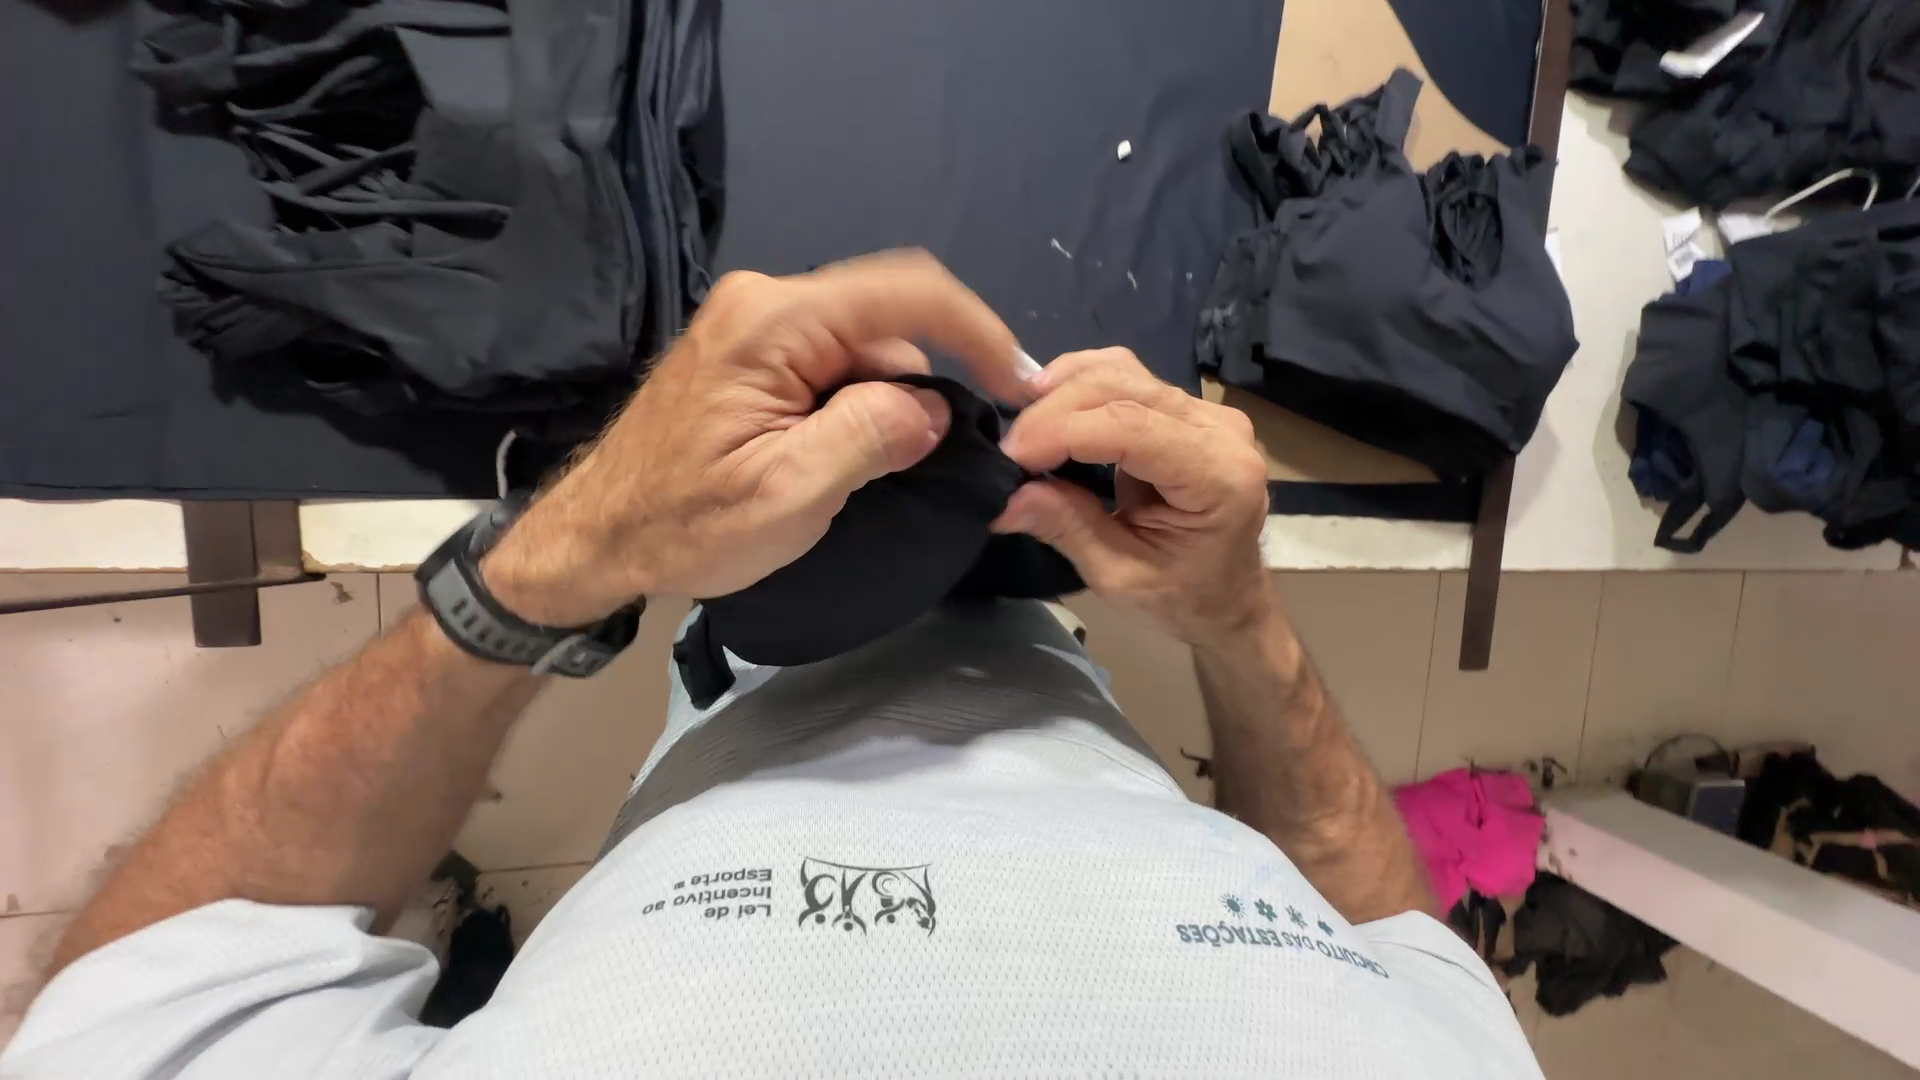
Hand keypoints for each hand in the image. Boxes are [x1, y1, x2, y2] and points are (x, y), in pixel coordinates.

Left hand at [481, 250, 1033, 625]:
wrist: (600, 536)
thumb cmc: (685, 525)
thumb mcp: (789, 494)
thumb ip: (870, 438)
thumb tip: (934, 408)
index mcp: (775, 323)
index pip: (906, 294)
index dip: (977, 333)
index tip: (1020, 383)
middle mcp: (767, 303)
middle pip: (887, 324)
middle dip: (924, 387)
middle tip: (935, 460)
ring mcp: (757, 326)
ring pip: (863, 349)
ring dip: (887, 406)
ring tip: (866, 474)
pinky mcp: (754, 355)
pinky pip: (833, 366)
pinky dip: (858, 408)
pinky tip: (839, 457)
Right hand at [993, 348, 1273, 647]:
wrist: (1227, 598)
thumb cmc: (1182, 597)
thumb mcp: (1120, 576)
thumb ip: (1068, 529)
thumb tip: (1007, 497)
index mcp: (1219, 477)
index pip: (1130, 427)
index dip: (1062, 432)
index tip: (1011, 457)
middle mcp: (1220, 429)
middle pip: (1122, 386)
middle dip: (1054, 410)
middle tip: (1009, 450)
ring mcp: (1206, 411)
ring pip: (1121, 370)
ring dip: (1062, 390)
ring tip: (1023, 427)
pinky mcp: (1186, 408)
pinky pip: (1127, 375)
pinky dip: (1080, 383)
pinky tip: (1050, 403)